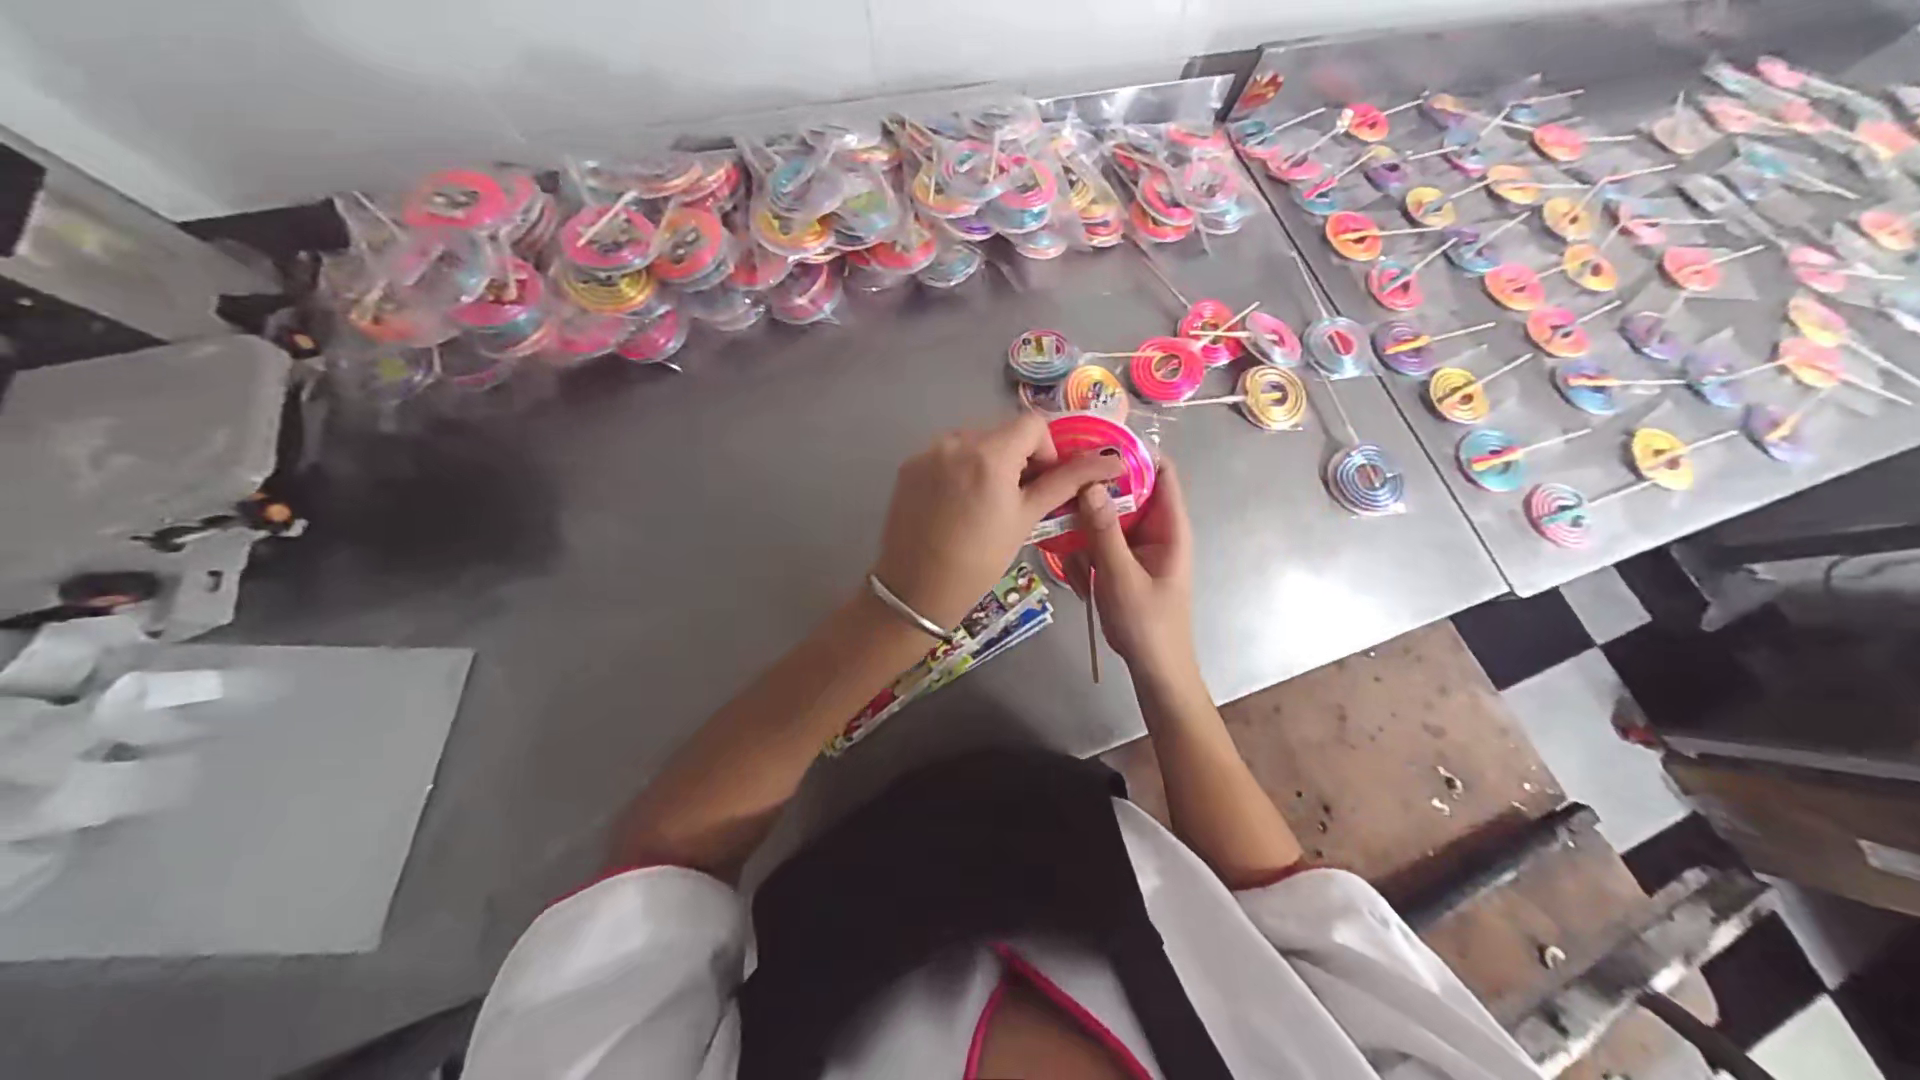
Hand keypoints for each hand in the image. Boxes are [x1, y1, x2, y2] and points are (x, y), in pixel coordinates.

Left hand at [872, 413, 1122, 628]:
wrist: (916, 589)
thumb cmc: (980, 560)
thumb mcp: (1025, 519)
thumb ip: (1066, 482)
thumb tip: (1112, 461)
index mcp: (989, 452)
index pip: (1033, 424)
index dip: (1045, 451)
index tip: (1039, 484)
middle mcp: (955, 441)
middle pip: (1002, 432)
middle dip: (1016, 459)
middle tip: (1014, 500)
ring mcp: (927, 452)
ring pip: (974, 442)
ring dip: (988, 463)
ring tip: (981, 506)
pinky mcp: (909, 465)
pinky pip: (946, 455)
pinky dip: (960, 471)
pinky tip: (955, 506)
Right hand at [1065, 459, 1199, 686]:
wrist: (1153, 669)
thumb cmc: (1148, 624)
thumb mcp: (1122, 577)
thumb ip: (1104, 531)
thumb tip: (1089, 485)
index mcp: (1169, 527)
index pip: (1160, 472)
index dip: (1133, 453)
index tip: (1093, 446)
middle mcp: (1152, 530)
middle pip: (1122, 493)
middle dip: (1092, 497)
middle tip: (1060, 499)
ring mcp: (1134, 547)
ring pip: (1101, 520)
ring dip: (1082, 536)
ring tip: (1075, 563)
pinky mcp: (1118, 563)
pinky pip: (1094, 545)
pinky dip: (1082, 559)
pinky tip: (1080, 584)